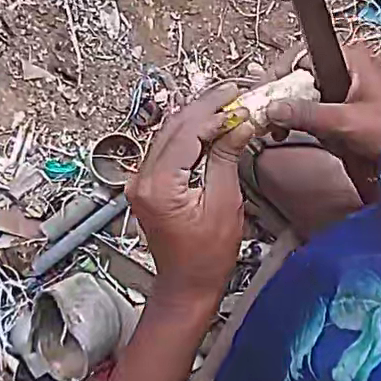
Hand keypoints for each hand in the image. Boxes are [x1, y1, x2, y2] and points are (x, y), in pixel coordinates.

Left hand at [128, 83, 256, 308]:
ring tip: (225, 105)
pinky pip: (167, 148)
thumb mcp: (224, 204)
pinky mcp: (147, 185)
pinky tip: (209, 127)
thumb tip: (239, 126)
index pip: (187, 132)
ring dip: (197, 118)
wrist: (186, 285)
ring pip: (169, 134)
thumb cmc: (206, 257)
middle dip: (205, 107)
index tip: (237, 102)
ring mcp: (141, 181)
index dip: (215, 113)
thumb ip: (226, 159)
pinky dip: (190, 134)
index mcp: (159, 185)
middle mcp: (143, 179)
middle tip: (232, 94)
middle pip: (174, 127)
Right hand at [267, 42, 380, 164]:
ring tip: (294, 130)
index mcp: (350, 58)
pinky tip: (319, 137)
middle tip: (276, 117)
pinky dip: (317, 125)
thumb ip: (306, 113)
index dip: (282, 74)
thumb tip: (276, 108)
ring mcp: (352, 90)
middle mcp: (350, 69)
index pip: (302, 56)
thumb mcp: (344, 120)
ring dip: (303, 116)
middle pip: (304, 79)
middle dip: (290, 101)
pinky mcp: (354, 109)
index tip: (269, 93)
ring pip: (312, 97)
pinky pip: (324, 112)